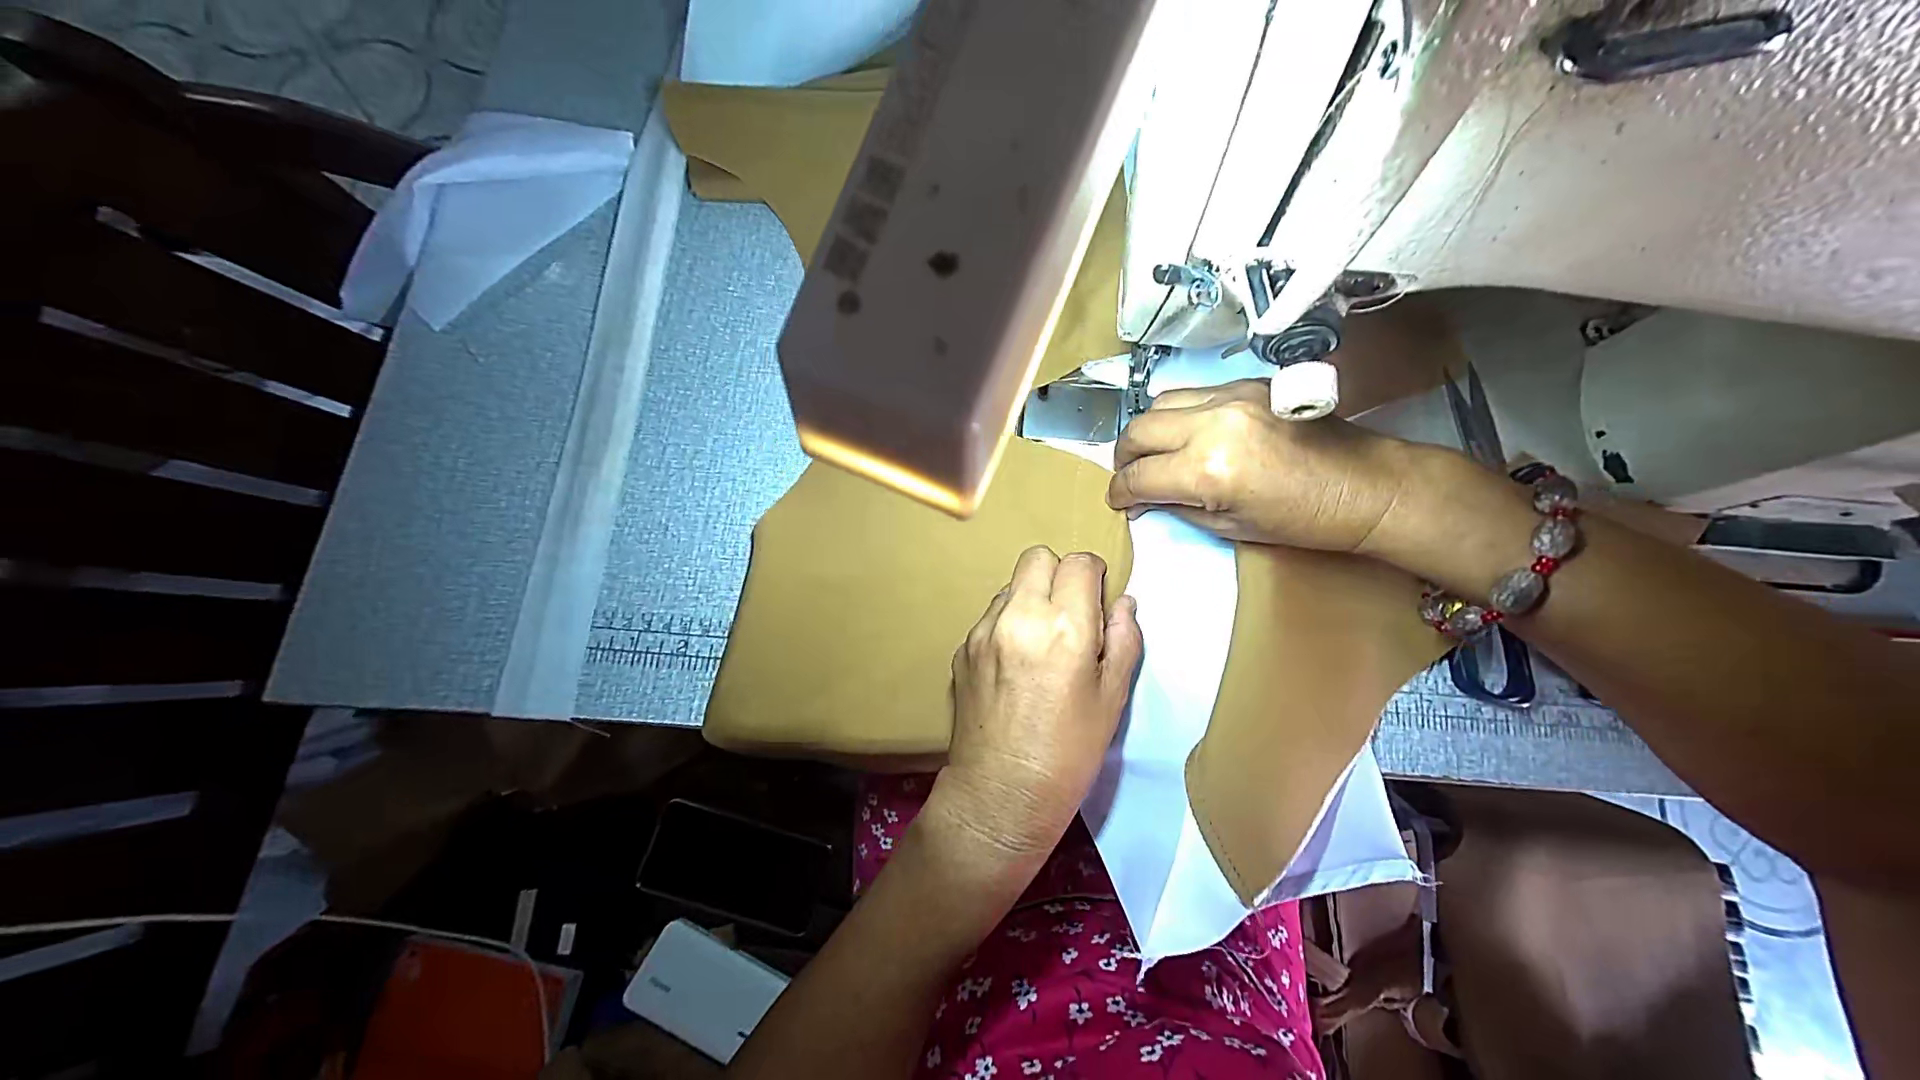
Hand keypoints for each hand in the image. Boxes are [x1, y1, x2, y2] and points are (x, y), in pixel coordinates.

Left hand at [931, 546, 1142, 862]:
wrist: (1002, 791)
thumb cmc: (1070, 750)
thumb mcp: (1113, 697)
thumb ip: (1125, 639)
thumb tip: (1122, 602)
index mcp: (1064, 627)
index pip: (1079, 563)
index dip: (1094, 575)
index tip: (1096, 599)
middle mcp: (1018, 617)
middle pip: (1037, 558)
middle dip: (1059, 575)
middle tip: (1070, 614)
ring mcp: (983, 631)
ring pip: (1011, 586)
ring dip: (1031, 599)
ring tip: (1042, 643)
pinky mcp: (962, 647)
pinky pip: (990, 616)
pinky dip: (1008, 624)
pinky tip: (1016, 665)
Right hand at [1106, 379, 1412, 552]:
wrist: (1364, 486)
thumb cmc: (1300, 521)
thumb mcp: (1227, 527)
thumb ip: (1175, 506)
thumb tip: (1143, 499)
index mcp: (1208, 470)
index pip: (1137, 476)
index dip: (1119, 493)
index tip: (1118, 502)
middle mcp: (1213, 424)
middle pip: (1137, 430)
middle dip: (1124, 458)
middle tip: (1131, 477)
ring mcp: (1231, 397)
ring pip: (1158, 403)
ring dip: (1147, 431)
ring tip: (1154, 452)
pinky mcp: (1247, 384)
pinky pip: (1192, 394)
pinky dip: (1179, 415)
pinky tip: (1188, 435)